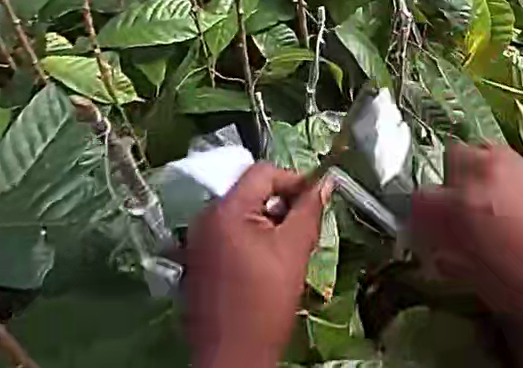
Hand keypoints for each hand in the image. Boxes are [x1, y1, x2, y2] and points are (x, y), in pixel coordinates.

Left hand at [184, 163, 330, 367]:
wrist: (231, 363)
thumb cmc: (264, 304)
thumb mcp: (294, 250)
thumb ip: (309, 209)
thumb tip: (325, 181)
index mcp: (226, 210)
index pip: (263, 172)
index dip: (293, 181)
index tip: (314, 200)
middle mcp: (205, 219)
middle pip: (250, 191)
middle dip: (280, 204)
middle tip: (303, 227)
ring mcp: (198, 242)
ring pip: (241, 213)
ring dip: (267, 221)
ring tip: (288, 247)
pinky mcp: (197, 263)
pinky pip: (228, 233)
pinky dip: (250, 238)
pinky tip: (266, 262)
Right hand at [409, 143, 522, 324]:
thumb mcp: (481, 281)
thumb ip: (450, 255)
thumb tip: (435, 245)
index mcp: (464, 205)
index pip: (420, 200)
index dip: (419, 220)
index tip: (426, 234)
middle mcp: (481, 172)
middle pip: (447, 164)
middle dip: (446, 187)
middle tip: (454, 216)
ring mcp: (506, 161)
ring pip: (472, 153)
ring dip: (469, 173)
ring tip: (479, 204)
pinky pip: (495, 157)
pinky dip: (491, 172)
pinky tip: (503, 200)